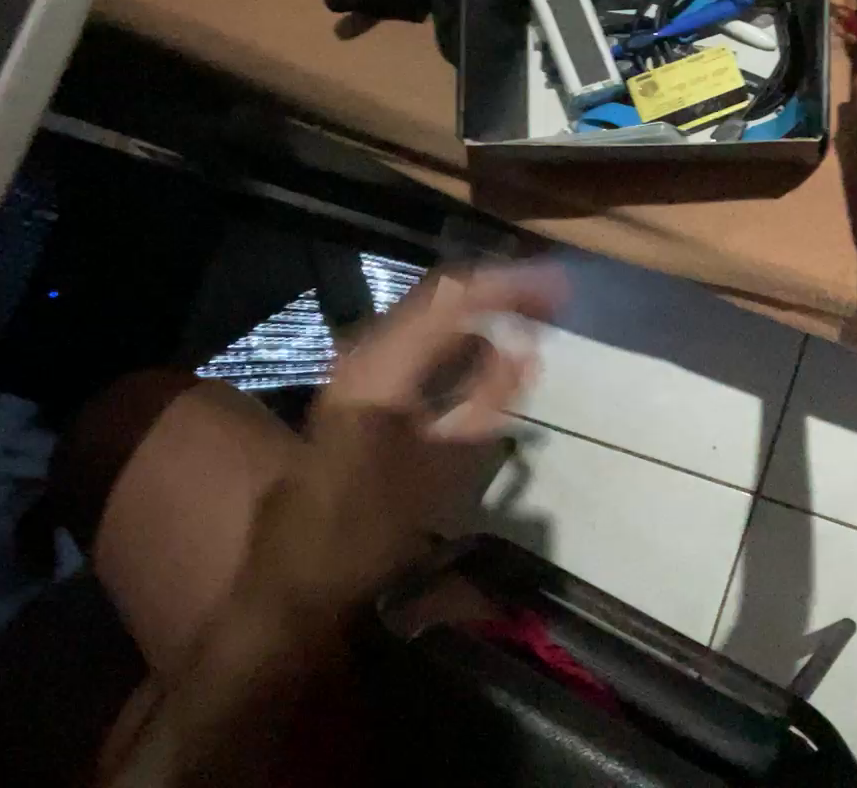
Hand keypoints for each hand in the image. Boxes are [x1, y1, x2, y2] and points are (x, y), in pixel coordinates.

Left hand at [231, 263, 567, 629]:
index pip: (456, 299)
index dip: (512, 286)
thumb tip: (525, 351)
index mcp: (385, 367)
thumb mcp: (445, 468)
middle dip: (502, 292)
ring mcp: (357, 365)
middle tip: (553, 298)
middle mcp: (366, 351)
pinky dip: (460, 332)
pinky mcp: (358, 382)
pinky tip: (487, 348)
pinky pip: (420, 336)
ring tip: (531, 316)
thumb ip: (489, 399)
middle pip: (444, 296)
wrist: (297, 570)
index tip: (560, 288)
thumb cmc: (374, 525)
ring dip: (483, 310)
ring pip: (431, 314)